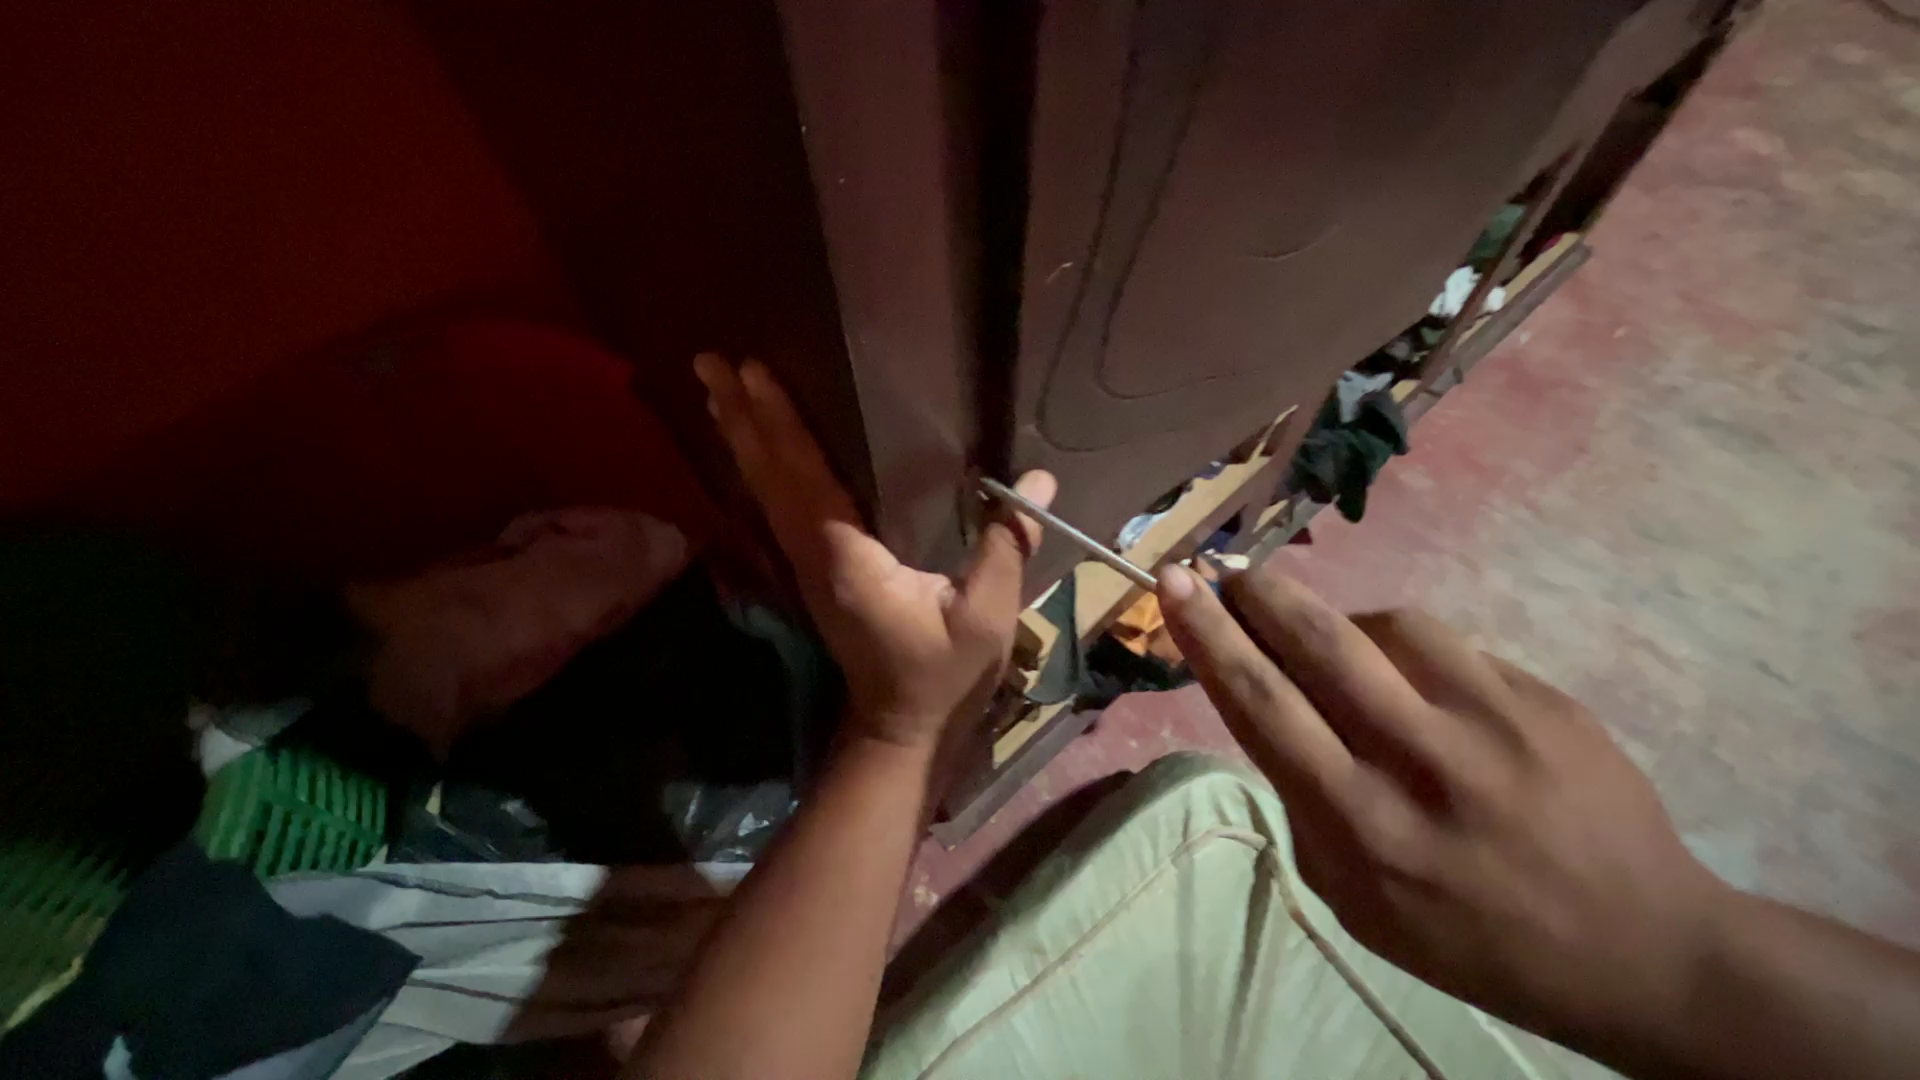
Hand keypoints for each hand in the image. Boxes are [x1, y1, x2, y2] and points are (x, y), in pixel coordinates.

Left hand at [695, 354, 1053, 754]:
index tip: (754, 374)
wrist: (901, 727)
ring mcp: (807, 567)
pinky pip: (777, 509)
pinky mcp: (814, 573)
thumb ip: (1006, 547)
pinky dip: (760, 470)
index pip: (807, 482)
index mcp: (850, 561)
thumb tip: (1038, 479)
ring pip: (766, 492)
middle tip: (708, 362)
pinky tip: (751, 449)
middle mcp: (815, 558)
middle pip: (770, 478)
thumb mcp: (986, 616)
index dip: (782, 427)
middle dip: (742, 419)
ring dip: (742, 439)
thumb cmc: (943, 675)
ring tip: (714, 390)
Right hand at [1156, 564, 1728, 1049]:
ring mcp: (1490, 720)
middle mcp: (1418, 760)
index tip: (1173, 585)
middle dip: (1255, 595)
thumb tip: (1274, 708)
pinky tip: (1407, 674)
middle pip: (1316, 643)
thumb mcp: (1351, 897)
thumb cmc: (1469, 938)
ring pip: (1383, 624)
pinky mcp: (1542, 697)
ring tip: (1324, 643)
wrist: (1643, 949)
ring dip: (1332, 620)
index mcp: (1359, 824)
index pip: (1261, 703)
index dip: (1208, 636)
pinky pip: (1444, 642)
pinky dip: (1401, 645)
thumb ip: (1302, 801)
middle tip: (1221, 572)